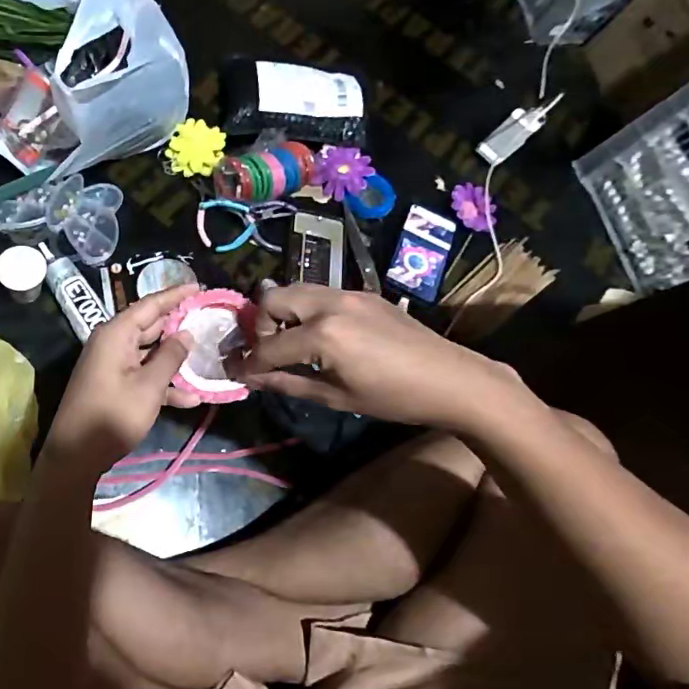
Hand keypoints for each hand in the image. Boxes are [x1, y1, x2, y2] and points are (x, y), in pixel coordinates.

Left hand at [43, 284, 201, 471]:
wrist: (75, 456)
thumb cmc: (112, 416)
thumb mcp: (149, 387)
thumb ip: (170, 357)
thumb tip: (186, 333)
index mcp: (116, 334)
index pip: (150, 305)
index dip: (175, 295)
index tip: (198, 286)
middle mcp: (112, 343)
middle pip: (150, 326)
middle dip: (178, 323)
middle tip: (207, 317)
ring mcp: (112, 365)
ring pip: (150, 352)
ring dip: (175, 358)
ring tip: (206, 353)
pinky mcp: (114, 385)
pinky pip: (143, 374)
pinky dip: (164, 382)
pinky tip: (191, 397)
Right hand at [228, 285, 525, 431]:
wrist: (451, 378)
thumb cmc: (394, 398)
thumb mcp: (337, 397)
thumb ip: (290, 383)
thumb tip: (254, 378)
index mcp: (323, 335)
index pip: (269, 346)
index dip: (249, 362)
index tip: (238, 371)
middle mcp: (330, 304)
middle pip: (272, 298)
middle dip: (261, 325)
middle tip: (268, 351)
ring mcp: (348, 293)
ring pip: (296, 290)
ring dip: (283, 313)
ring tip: (292, 342)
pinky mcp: (363, 292)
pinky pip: (320, 293)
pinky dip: (307, 309)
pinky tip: (320, 335)